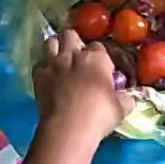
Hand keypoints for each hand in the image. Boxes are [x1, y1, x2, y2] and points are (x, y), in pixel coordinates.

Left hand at [34, 29, 133, 144]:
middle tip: (78, 59)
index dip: (100, 58)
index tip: (102, 71)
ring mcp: (53, 63)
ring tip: (61, 60)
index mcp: (96, 58)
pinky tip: (49, 77)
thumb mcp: (121, 108)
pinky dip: (44, 67)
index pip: (98, 47)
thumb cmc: (98, 116)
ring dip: (56, 48)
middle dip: (75, 43)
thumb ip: (125, 97)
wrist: (68, 128)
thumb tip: (126, 97)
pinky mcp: (38, 75)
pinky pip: (39, 62)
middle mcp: (73, 54)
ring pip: (51, 41)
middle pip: (71, 35)